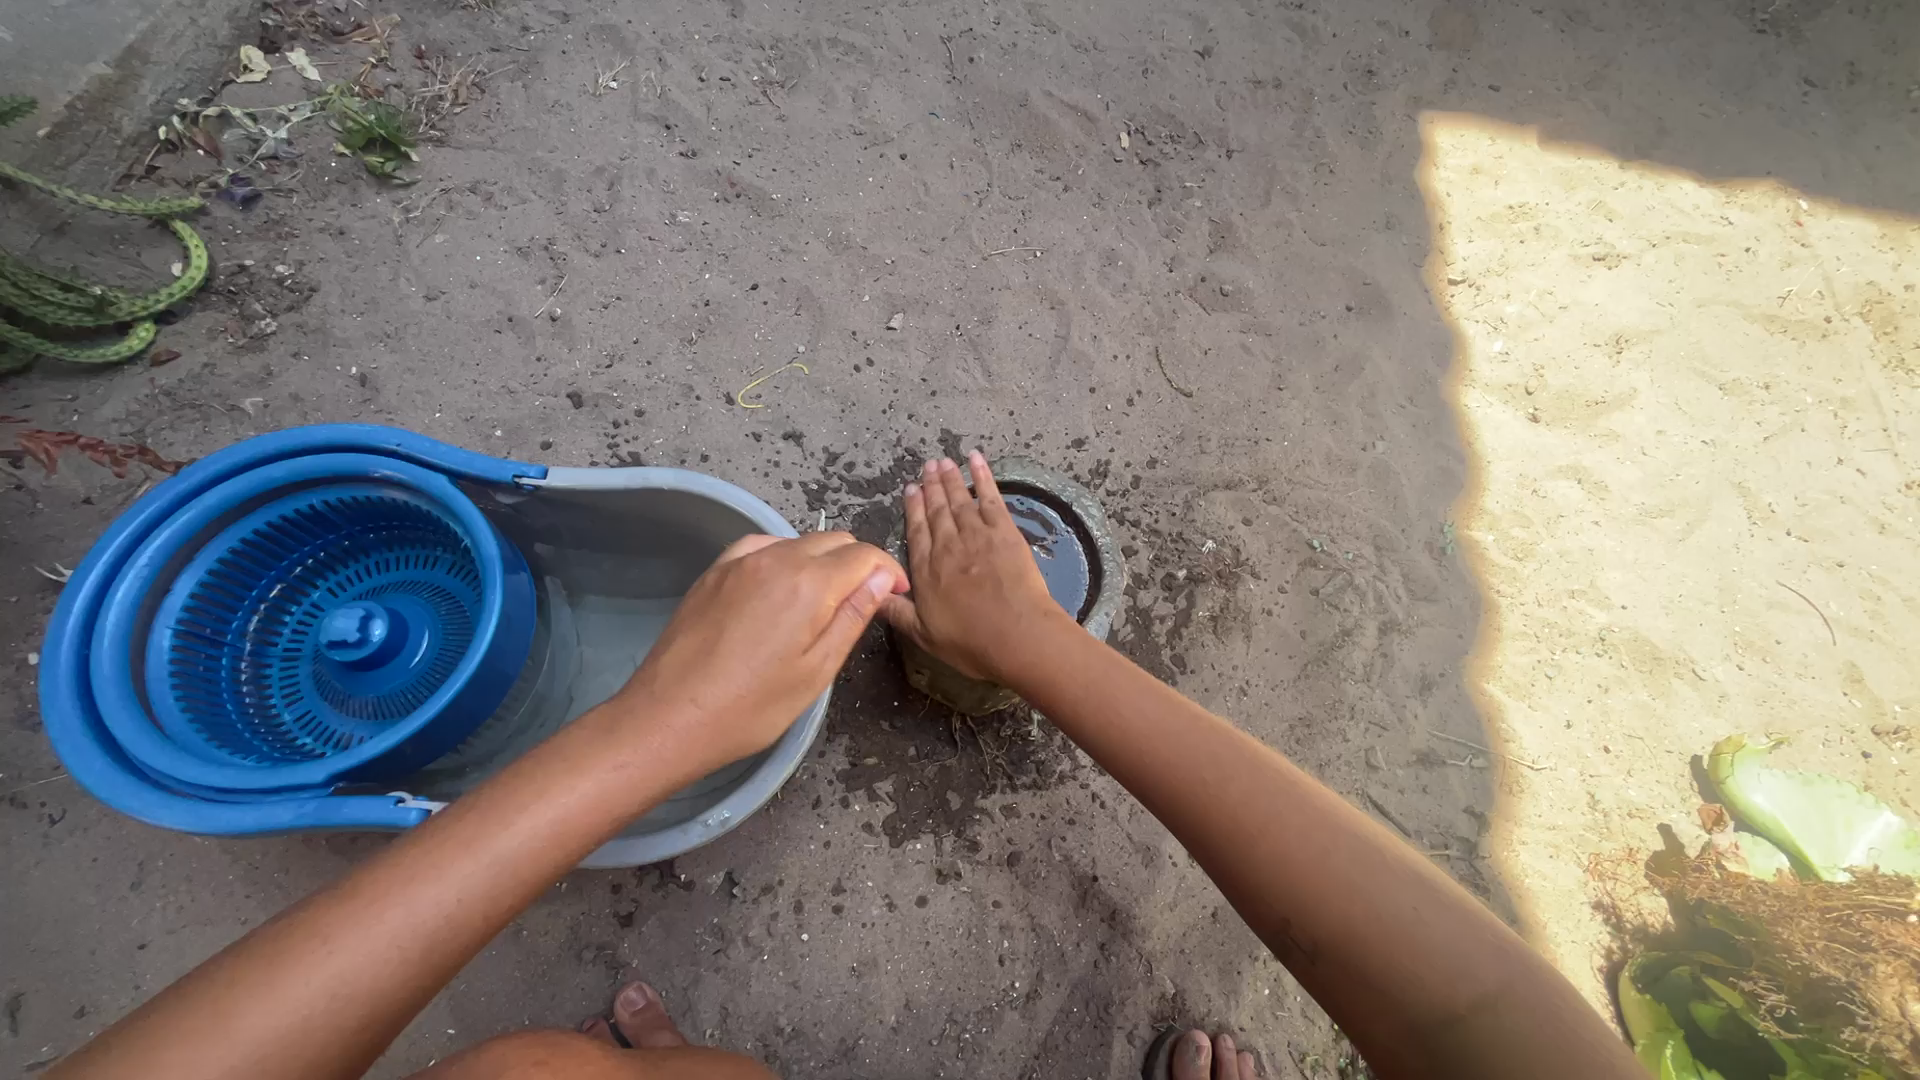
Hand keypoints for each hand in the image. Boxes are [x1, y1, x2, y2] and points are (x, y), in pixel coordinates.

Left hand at [614, 532, 906, 775]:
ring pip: (798, 541)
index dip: (887, 572)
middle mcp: (776, 558)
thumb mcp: (817, 671)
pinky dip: (784, 558)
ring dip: (822, 561)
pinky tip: (780, 587)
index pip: (864, 556)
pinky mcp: (715, 571)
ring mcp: (740, 561)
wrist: (668, 717)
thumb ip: (853, 616)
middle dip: (858, 564)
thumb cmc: (751, 706)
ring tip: (821, 602)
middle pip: (834, 541)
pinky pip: (762, 547)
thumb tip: (881, 577)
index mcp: (809, 584)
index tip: (895, 595)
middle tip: (862, 603)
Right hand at [881, 452, 1077, 682]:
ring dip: (950, 479)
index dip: (912, 509)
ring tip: (943, 462)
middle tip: (926, 466)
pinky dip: (983, 476)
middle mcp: (947, 547)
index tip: (909, 490)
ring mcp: (976, 536)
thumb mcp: (924, 635)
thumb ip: (896, 612)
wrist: (1017, 635)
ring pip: (959, 500)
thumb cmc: (972, 643)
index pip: (916, 532)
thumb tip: (870, 595)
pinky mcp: (1004, 532)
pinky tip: (976, 460)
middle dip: (930, 487)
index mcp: (926, 571)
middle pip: (936, 511)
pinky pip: (990, 498)